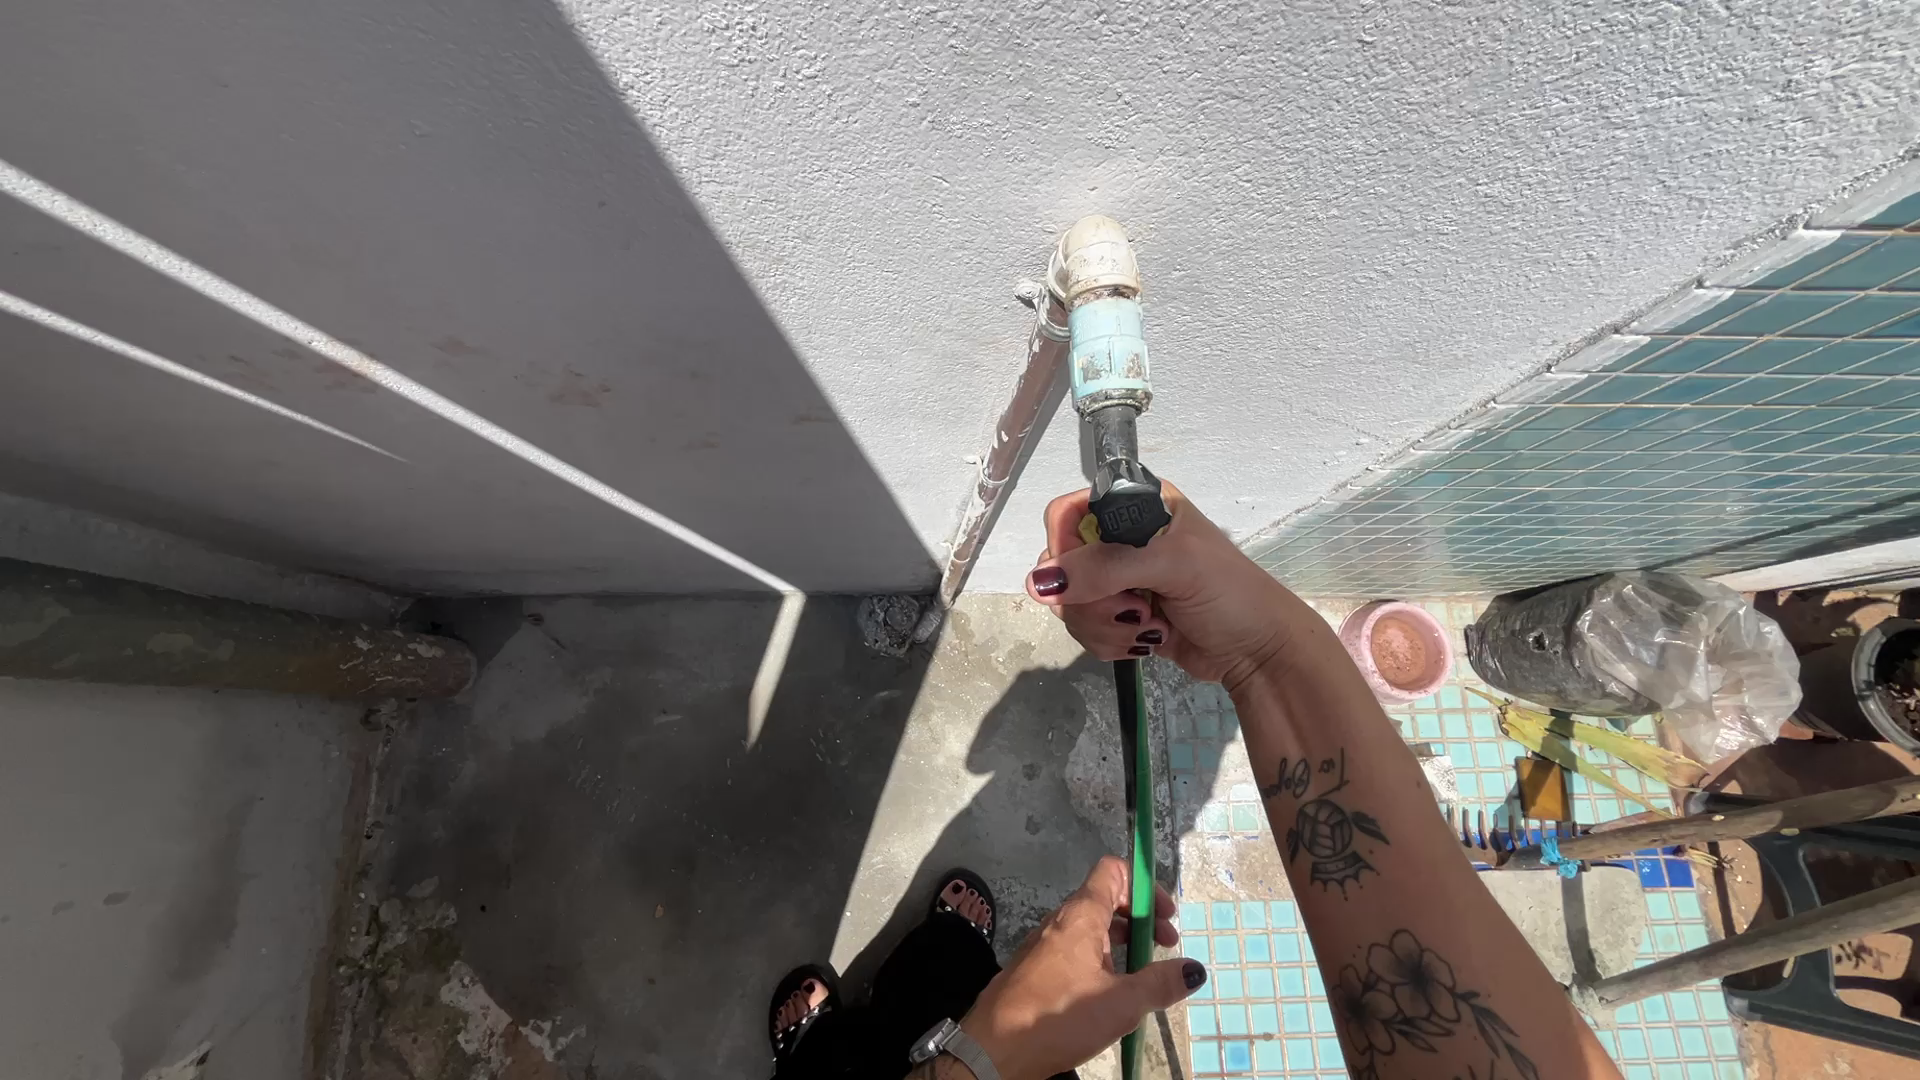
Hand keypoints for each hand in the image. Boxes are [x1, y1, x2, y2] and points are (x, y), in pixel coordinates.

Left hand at [958, 856, 1204, 1079]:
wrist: (996, 1046)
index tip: (1166, 918)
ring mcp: (1047, 943)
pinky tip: (1111, 992)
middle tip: (1165, 947)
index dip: (1144, 885)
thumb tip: (1195, 969)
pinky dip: (1101, 958)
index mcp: (1081, 914)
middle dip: (1140, 917)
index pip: (1113, 870)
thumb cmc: (1059, 1014)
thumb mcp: (1120, 1003)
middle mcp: (1062, 919)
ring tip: (1144, 973)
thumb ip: (1159, 984)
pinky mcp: (1038, 967)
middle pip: (1107, 897)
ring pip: (1092, 926)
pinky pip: (1077, 948)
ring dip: (1122, 940)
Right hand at [1024, 482, 1302, 688]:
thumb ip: (1106, 568)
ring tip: (1149, 628)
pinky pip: (1085, 628)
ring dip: (1104, 625)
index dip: (1065, 547)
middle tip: (1132, 609)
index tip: (1082, 578)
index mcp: (1138, 506)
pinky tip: (1147, 642)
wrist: (1260, 653)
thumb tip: (1039, 583)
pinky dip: (1110, 642)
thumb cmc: (1229, 594)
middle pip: (1061, 565)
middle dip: (1090, 599)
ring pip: (1069, 603)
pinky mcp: (1120, 617)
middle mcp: (1122, 539)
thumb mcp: (1172, 567)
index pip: (1068, 514)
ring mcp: (1119, 580)